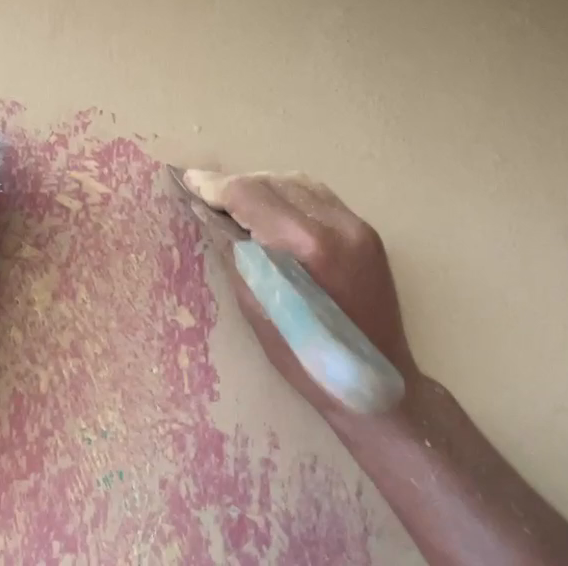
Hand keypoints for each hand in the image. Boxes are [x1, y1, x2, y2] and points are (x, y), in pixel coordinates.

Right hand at [183, 169, 418, 426]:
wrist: (378, 385)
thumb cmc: (309, 360)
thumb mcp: (257, 308)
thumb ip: (236, 254)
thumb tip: (212, 217)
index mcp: (308, 246)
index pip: (250, 195)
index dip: (215, 186)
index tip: (189, 181)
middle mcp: (336, 225)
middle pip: (272, 182)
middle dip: (236, 185)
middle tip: (208, 196)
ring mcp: (357, 225)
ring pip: (297, 182)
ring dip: (263, 186)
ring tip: (239, 203)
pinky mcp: (367, 232)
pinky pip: (318, 196)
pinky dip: (289, 195)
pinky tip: (274, 212)